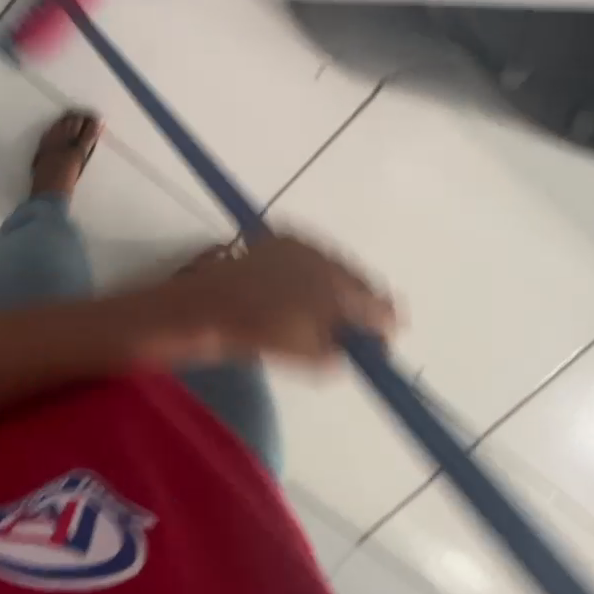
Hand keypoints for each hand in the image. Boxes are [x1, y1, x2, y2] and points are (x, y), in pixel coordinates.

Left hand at [174, 235, 397, 367]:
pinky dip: (312, 272)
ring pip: (333, 265)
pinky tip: (305, 290)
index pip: (378, 302)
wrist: (206, 306)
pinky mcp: (278, 239)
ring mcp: (299, 244)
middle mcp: (324, 256)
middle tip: (361, 324)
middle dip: (361, 301)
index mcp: (337, 284)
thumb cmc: (258, 333)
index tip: (387, 335)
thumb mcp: (309, 354)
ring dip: (337, 285)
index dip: (385, 321)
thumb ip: (342, 351)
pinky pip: (309, 256)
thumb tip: (356, 350)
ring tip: (332, 309)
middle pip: (356, 279)